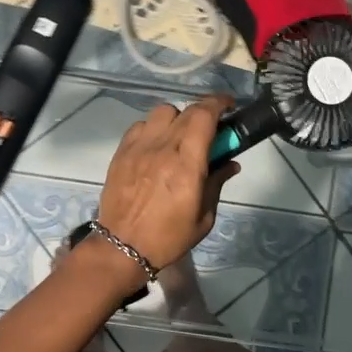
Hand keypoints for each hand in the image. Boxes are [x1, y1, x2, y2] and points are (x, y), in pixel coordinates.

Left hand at [94, 95, 239, 270]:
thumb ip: (216, 183)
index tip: (229, 106)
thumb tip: (230, 163)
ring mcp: (139, 148)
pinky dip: (154, 128)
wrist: (123, 247)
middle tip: (210, 128)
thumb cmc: (169, 237)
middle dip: (203, 112)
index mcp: (187, 165)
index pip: (204, 117)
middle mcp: (163, 149)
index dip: (219, 104)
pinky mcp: (121, 153)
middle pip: (186, 111)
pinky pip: (140, 126)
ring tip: (180, 137)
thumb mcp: (204, 216)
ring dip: (177, 118)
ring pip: (162, 113)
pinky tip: (156, 145)